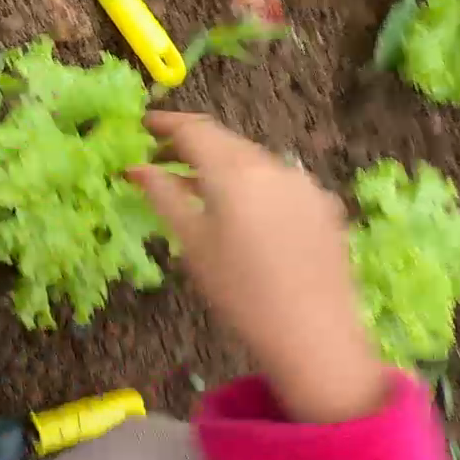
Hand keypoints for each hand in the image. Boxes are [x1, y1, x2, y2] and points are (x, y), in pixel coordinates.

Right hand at [127, 112, 383, 423]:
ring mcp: (303, 184)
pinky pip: (277, 178)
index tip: (142, 124)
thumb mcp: (190, 241)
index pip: (194, 129)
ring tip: (195, 183)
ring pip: (251, 158)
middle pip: (224, 139)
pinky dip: (249, 181)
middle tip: (161, 155)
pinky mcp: (322, 205)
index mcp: (234, 171)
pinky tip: (239, 208)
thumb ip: (162, 194)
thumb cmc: (239, 290)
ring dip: (220, 161)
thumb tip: (136, 168)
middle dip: (191, 142)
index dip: (165, 123)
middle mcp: (272, 166)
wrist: (314, 336)